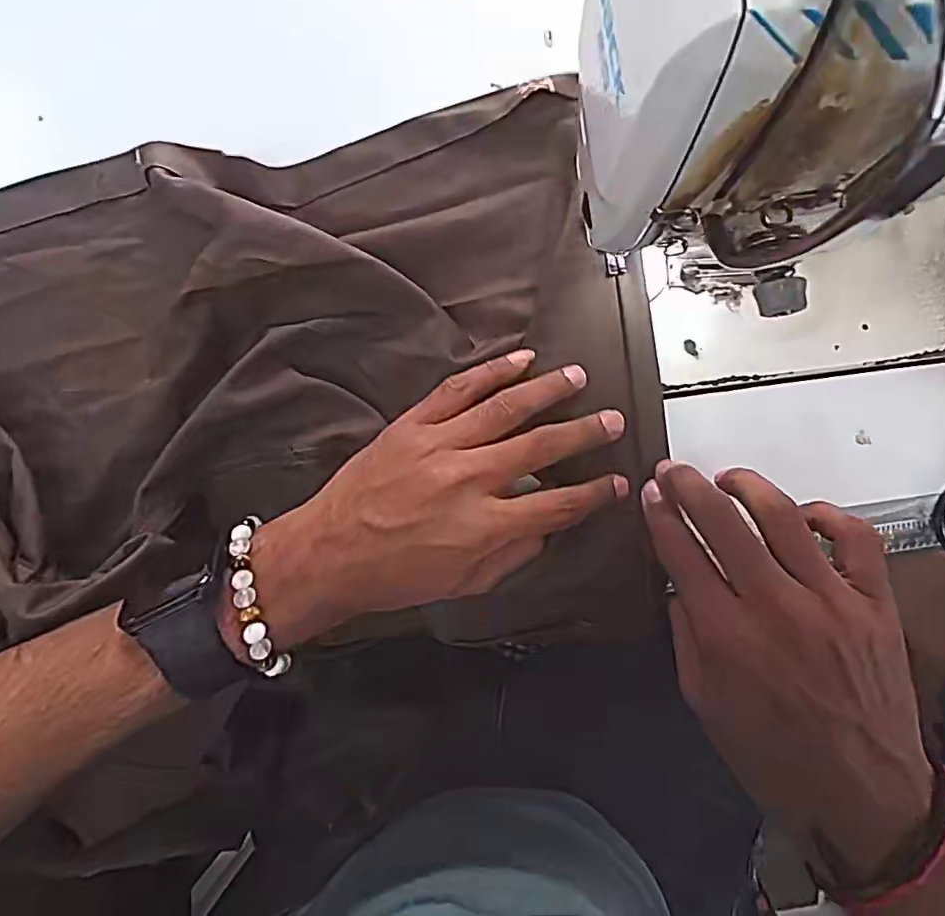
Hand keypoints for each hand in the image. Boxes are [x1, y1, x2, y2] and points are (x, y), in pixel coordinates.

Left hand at [242, 350, 627, 646]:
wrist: (330, 553)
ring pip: (507, 408)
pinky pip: (459, 389)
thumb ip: (514, 554)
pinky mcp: (413, 425)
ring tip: (576, 378)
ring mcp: (439, 446)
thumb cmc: (393, 573)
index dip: (595, 493)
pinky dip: (493, 372)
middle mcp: (468, 479)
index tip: (614, 482)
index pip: (558, 504)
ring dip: (548, 391)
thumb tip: (546, 527)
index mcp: (484, 525)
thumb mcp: (465, 583)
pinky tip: (519, 361)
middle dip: (585, 432)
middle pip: (542, 447)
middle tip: (610, 420)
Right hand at [641, 462, 931, 882]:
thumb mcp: (705, 703)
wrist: (866, 796)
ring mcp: (830, 600)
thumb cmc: (777, 757)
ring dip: (748, 486)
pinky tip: (804, 512)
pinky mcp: (874, 603)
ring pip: (783, 516)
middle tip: (675, 469)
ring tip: (728, 478)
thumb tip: (679, 585)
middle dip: (690, 485)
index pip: (682, 552)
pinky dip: (829, 514)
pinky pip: (855, 537)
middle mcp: (776, 608)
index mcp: (728, 636)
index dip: (661, 514)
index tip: (652, 493)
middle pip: (723, 521)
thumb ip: (686, 636)